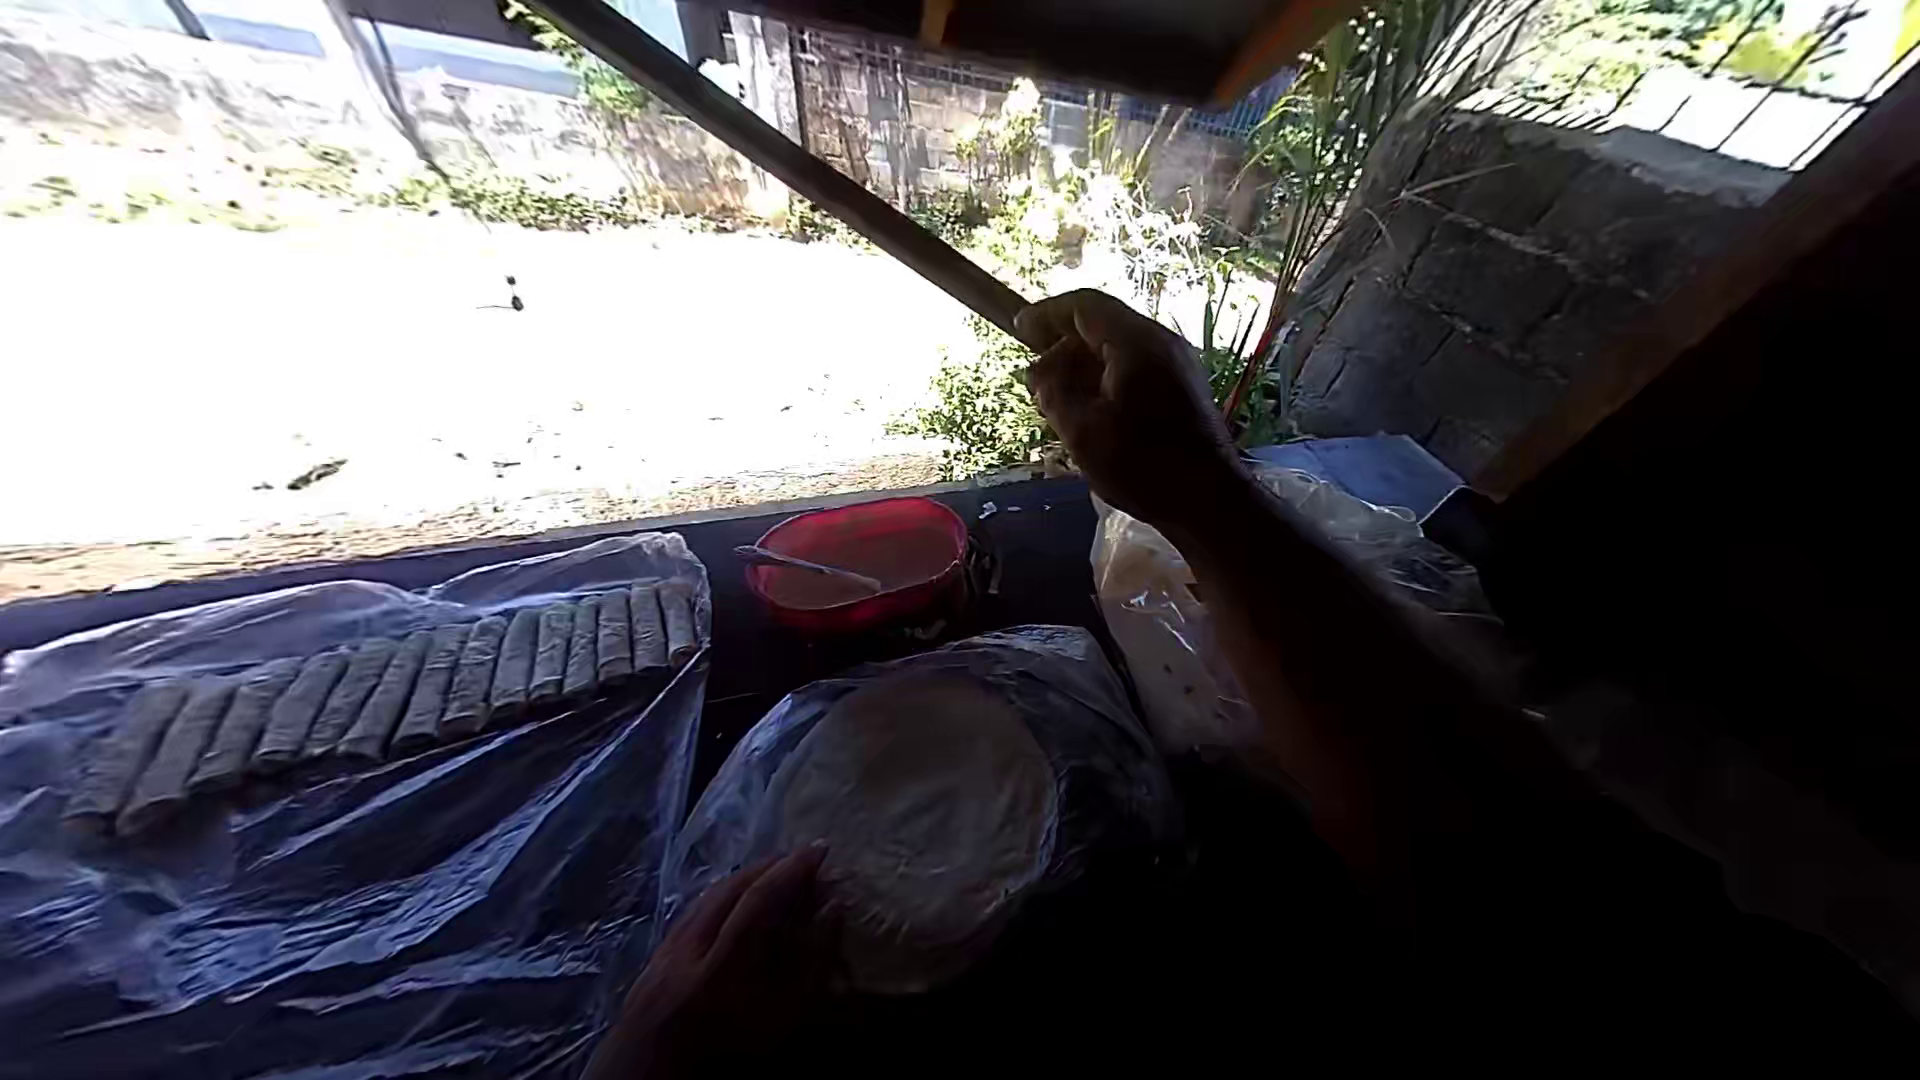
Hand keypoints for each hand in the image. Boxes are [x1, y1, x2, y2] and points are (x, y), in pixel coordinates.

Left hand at [586, 847, 834, 1077]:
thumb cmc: (729, 1065)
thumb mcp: (782, 1022)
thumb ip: (811, 963)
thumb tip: (833, 909)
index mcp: (718, 973)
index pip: (758, 899)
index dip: (792, 868)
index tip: (821, 849)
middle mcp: (684, 953)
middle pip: (731, 888)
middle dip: (771, 866)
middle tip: (803, 858)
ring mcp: (662, 956)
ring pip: (708, 896)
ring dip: (746, 877)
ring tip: (777, 872)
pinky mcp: (650, 963)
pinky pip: (692, 912)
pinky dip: (722, 896)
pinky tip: (738, 900)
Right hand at [1016, 290, 1248, 530]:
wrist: (1207, 499)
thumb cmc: (1142, 464)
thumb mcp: (1082, 430)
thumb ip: (1053, 391)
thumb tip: (1039, 369)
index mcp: (1137, 343)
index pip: (1084, 306)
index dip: (1046, 314)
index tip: (1018, 329)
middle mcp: (1162, 342)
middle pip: (1102, 326)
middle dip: (1063, 349)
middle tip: (1038, 383)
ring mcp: (1177, 364)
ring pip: (1118, 350)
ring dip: (1084, 368)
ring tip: (1060, 404)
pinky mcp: (1183, 387)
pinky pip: (1135, 368)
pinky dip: (1106, 380)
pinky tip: (1092, 414)